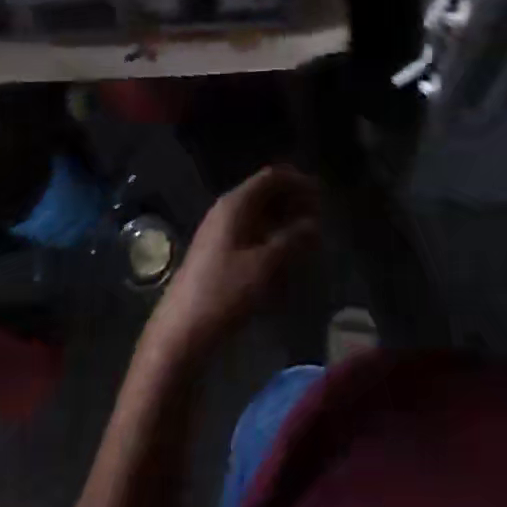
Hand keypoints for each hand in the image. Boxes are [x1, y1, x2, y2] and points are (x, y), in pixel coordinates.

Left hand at [144, 166, 320, 361]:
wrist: (184, 329)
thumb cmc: (225, 292)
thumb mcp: (266, 266)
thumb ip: (293, 240)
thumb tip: (314, 224)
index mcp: (235, 205)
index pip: (271, 177)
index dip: (298, 182)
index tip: (322, 197)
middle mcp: (226, 211)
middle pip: (265, 194)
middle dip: (293, 203)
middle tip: (319, 221)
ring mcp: (220, 231)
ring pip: (258, 215)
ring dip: (283, 222)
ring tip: (308, 240)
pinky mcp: (219, 252)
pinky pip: (251, 234)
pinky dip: (270, 238)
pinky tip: (285, 258)